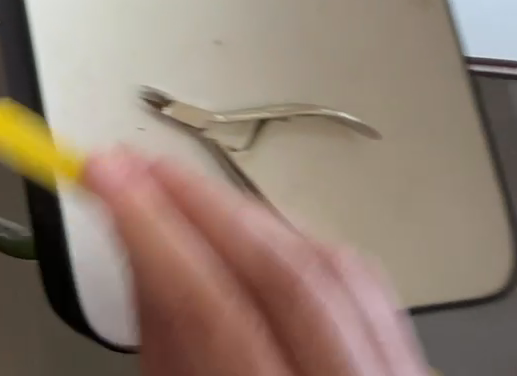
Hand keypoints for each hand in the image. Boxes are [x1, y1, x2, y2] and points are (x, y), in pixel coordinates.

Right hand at [84, 150, 431, 375]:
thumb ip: (159, 319)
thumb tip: (128, 223)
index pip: (214, 312)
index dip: (149, 227)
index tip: (101, 173)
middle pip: (289, 277)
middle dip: (196, 201)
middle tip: (130, 162)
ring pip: (334, 267)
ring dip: (239, 210)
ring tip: (173, 183)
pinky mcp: (416, 365)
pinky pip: (360, 281)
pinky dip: (290, 237)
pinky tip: (239, 222)